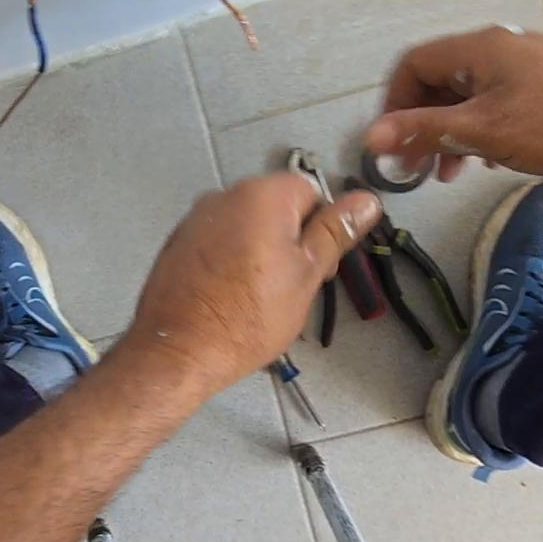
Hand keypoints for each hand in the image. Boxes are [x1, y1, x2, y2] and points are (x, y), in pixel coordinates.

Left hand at [114, 173, 380, 393]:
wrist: (179, 351)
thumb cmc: (251, 315)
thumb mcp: (307, 274)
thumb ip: (334, 231)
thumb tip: (367, 200)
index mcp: (261, 194)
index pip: (310, 190)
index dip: (321, 228)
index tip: (318, 266)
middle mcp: (222, 195)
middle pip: (274, 207)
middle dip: (289, 239)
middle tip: (290, 287)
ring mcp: (193, 220)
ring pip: (243, 227)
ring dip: (257, 252)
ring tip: (257, 298)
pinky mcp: (175, 245)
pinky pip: (215, 243)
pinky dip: (227, 262)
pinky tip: (228, 296)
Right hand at [363, 27, 542, 183]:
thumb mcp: (481, 131)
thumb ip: (423, 131)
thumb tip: (370, 136)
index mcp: (480, 49)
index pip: (414, 63)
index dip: (393, 102)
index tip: (391, 142)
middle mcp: (502, 47)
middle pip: (440, 79)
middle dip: (422, 123)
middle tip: (417, 164)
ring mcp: (529, 64)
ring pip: (469, 94)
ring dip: (450, 131)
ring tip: (450, 171)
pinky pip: (497, 101)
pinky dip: (480, 128)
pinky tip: (490, 159)